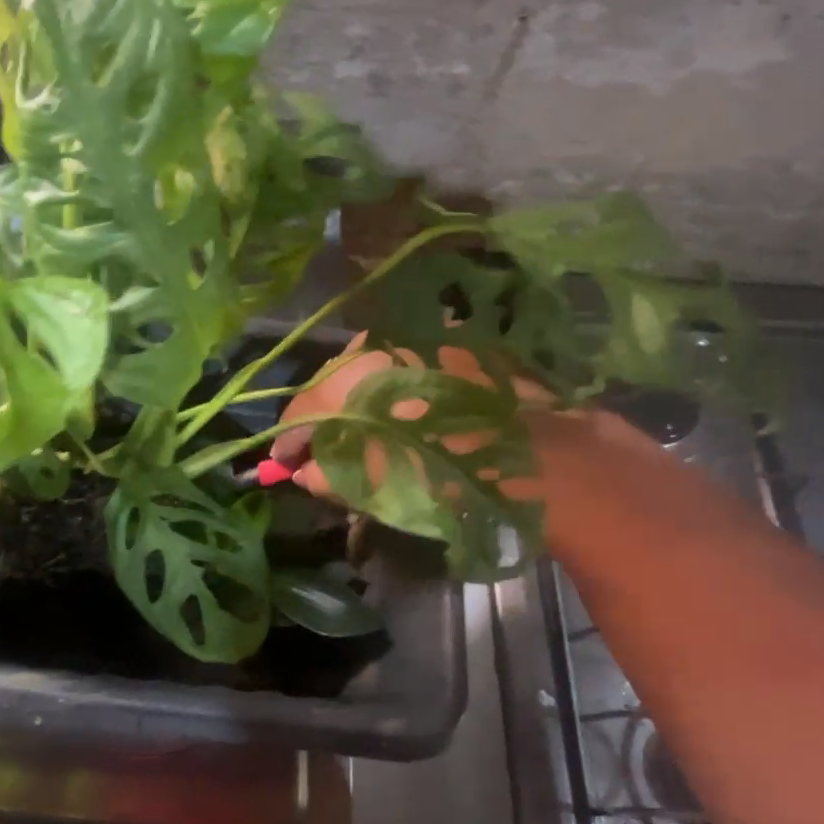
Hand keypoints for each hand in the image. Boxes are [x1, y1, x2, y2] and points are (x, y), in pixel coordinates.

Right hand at [269, 334, 555, 503]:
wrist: (542, 454)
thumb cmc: (443, 475)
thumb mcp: (373, 486)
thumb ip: (327, 475)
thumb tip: (305, 470)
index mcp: (346, 380)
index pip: (299, 411)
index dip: (287, 442)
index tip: (281, 466)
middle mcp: (376, 345)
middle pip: (330, 384)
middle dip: (322, 417)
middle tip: (322, 449)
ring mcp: (419, 337)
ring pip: (370, 367)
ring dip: (359, 398)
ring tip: (367, 431)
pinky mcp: (458, 339)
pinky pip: (410, 361)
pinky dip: (398, 385)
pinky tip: (409, 411)